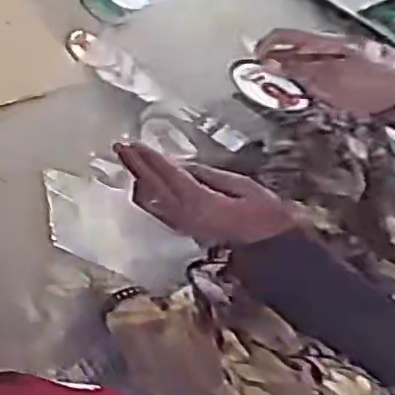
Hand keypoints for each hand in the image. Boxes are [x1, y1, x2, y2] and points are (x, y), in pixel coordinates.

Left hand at [115, 142, 297, 246]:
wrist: (273, 251)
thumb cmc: (267, 216)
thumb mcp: (244, 187)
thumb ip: (209, 175)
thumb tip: (180, 165)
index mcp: (200, 203)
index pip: (167, 176)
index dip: (149, 158)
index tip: (135, 144)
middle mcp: (183, 214)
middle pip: (150, 185)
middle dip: (134, 164)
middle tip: (121, 145)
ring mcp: (178, 223)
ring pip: (147, 198)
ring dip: (136, 176)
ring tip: (129, 158)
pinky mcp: (179, 229)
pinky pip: (153, 208)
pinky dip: (143, 191)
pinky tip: (142, 180)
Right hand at [256, 28, 394, 117]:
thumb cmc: (373, 89)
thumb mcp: (326, 78)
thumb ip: (295, 68)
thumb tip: (268, 61)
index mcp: (331, 42)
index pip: (285, 36)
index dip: (264, 46)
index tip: (253, 60)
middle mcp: (342, 46)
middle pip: (297, 48)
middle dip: (278, 61)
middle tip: (266, 77)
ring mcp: (353, 59)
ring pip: (311, 60)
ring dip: (295, 73)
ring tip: (289, 88)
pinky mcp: (362, 73)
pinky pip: (326, 72)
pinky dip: (312, 81)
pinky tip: (313, 92)